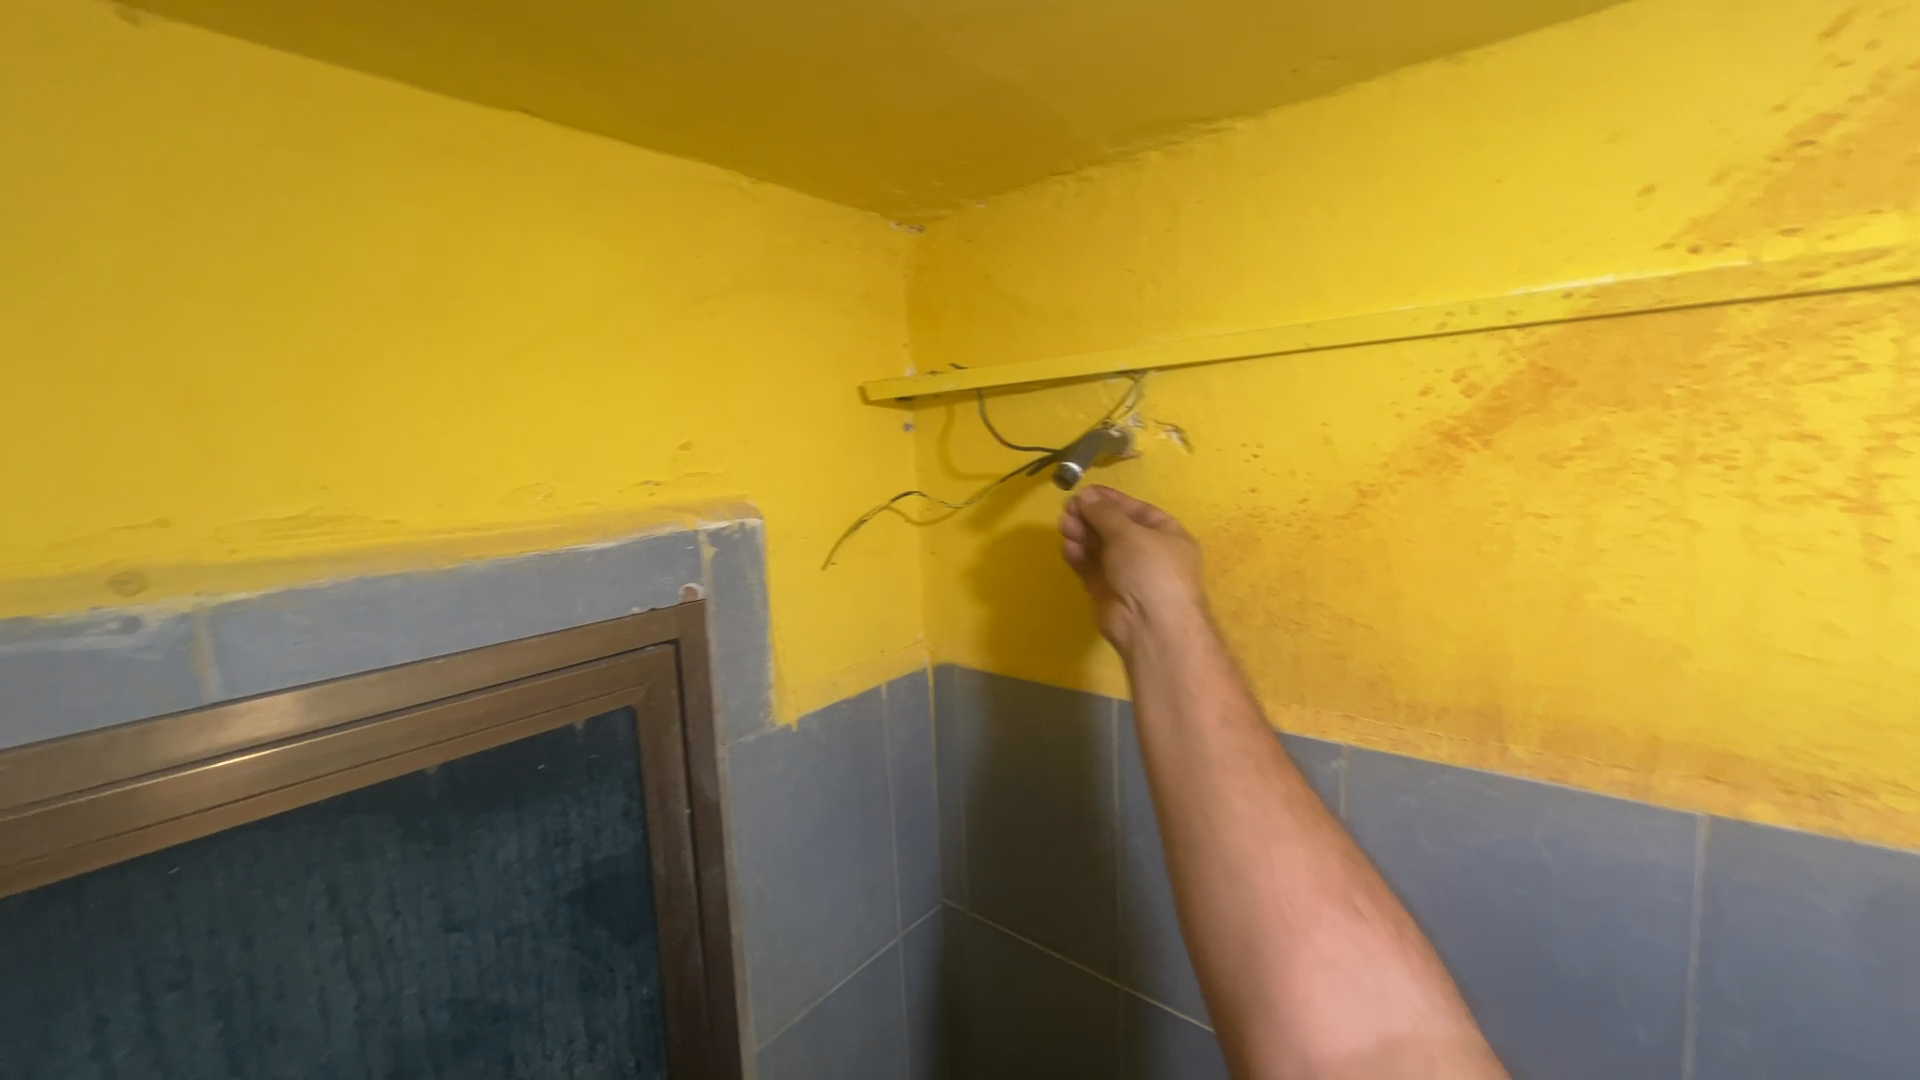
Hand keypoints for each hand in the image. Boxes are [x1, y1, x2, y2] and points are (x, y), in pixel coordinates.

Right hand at [1059, 485, 1208, 654]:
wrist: (1149, 625)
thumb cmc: (1149, 569)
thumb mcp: (1129, 532)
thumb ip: (1104, 513)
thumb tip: (1085, 496)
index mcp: (1165, 535)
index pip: (1135, 511)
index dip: (1110, 500)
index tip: (1084, 492)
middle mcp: (1147, 553)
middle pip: (1113, 528)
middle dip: (1090, 518)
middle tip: (1067, 510)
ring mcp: (1126, 574)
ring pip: (1098, 548)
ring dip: (1081, 535)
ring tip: (1064, 527)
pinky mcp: (1106, 591)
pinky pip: (1090, 568)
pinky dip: (1079, 556)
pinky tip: (1069, 548)